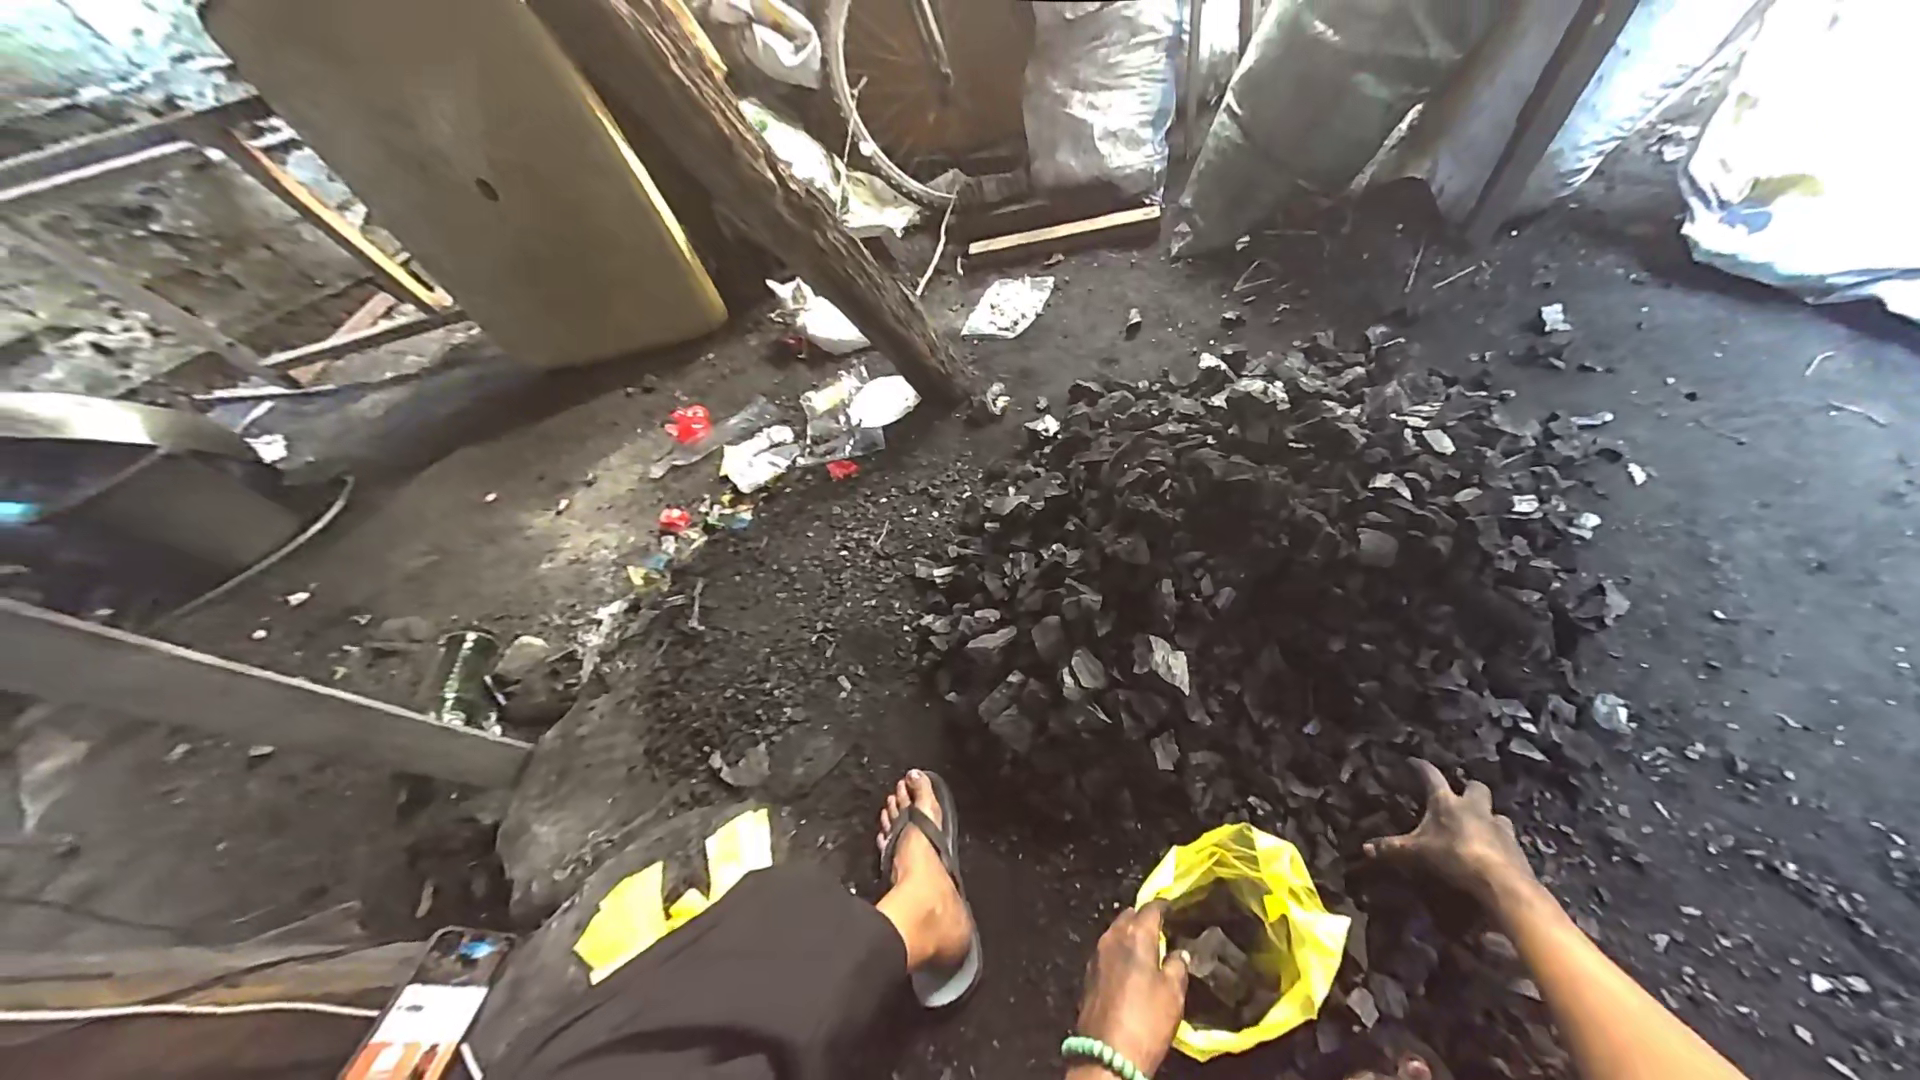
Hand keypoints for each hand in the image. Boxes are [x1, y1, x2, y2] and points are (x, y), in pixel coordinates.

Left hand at [1073, 900, 1187, 1077]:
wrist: (1107, 1051)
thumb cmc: (1146, 1019)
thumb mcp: (1172, 995)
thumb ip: (1177, 967)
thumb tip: (1180, 953)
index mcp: (1135, 934)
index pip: (1151, 908)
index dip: (1163, 906)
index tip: (1173, 908)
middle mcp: (1113, 936)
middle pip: (1129, 915)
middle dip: (1144, 918)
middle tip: (1161, 928)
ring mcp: (1097, 952)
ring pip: (1116, 931)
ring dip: (1130, 933)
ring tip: (1146, 946)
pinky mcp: (1089, 970)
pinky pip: (1107, 949)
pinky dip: (1119, 949)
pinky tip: (1129, 964)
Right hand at [1364, 758, 1537, 905]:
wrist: (1503, 884)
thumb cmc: (1453, 857)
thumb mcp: (1415, 853)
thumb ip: (1391, 849)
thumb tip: (1365, 848)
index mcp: (1447, 803)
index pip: (1431, 776)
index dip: (1421, 767)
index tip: (1413, 761)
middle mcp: (1475, 808)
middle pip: (1476, 787)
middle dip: (1469, 789)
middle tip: (1460, 796)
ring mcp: (1500, 828)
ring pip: (1497, 813)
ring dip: (1488, 817)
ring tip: (1479, 826)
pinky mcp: (1517, 848)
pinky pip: (1508, 838)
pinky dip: (1499, 841)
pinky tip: (1492, 851)